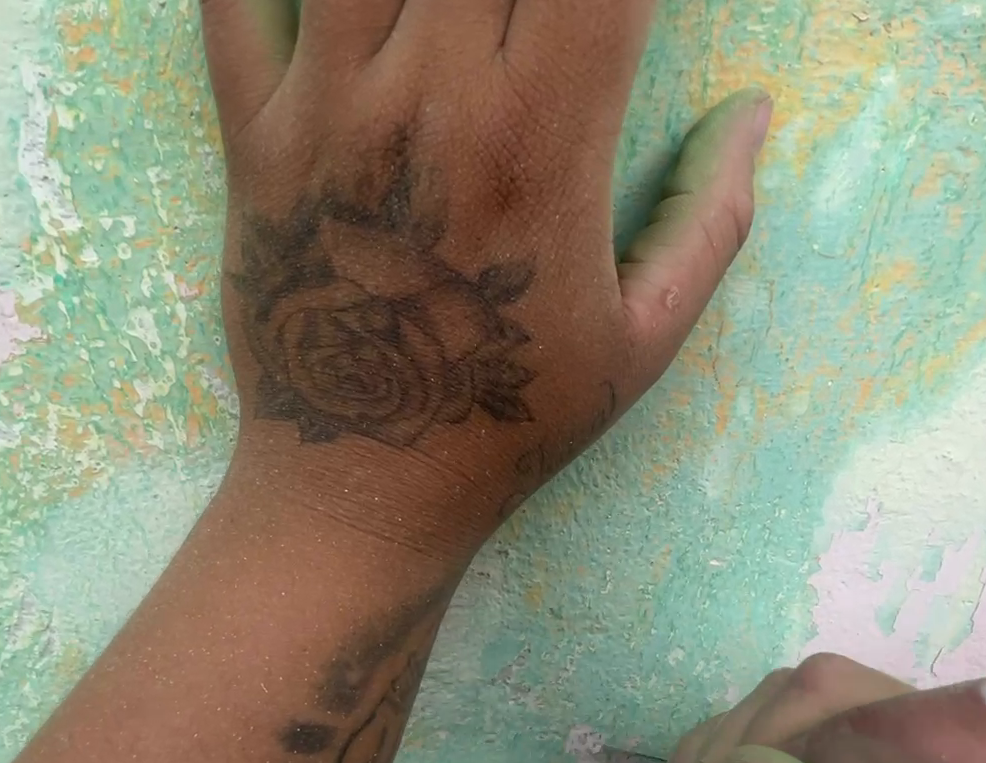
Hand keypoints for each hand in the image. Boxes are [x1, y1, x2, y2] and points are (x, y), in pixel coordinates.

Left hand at [199, 0, 772, 561]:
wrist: (365, 491)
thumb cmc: (506, 427)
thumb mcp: (638, 347)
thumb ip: (708, 225)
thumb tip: (753, 115)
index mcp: (541, 142)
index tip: (626, 10)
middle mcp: (429, 97)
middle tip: (531, 22)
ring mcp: (323, 110)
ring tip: (450, 18)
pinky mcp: (250, 141)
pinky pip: (232, 0)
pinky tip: (329, 6)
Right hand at [648, 655, 985, 762]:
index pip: (968, 723)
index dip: (868, 748)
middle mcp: (976, 751)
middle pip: (851, 694)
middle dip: (775, 760)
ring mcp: (911, 735)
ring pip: (801, 691)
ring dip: (738, 755)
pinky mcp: (858, 738)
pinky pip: (772, 706)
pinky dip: (716, 746)